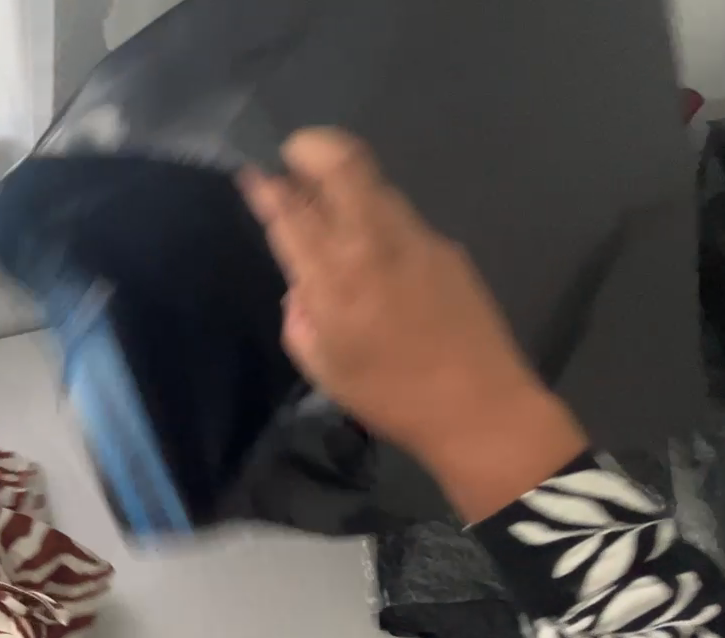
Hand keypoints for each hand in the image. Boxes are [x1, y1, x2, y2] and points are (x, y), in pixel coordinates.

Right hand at [239, 129, 587, 521]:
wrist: (474, 403)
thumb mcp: (319, 365)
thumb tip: (301, 289)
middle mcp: (373, 243)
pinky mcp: (444, 247)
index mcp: (334, 279)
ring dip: (343, 178)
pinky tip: (368, 246)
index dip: (266, 189)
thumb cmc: (384, 394)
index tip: (250, 173)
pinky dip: (372, 214)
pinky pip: (397, 217)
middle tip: (293, 152)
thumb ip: (299, 317)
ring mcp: (415, 239)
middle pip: (343, 167)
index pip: (291, 215)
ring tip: (323, 191)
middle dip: (313, 148)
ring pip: (374, 185)